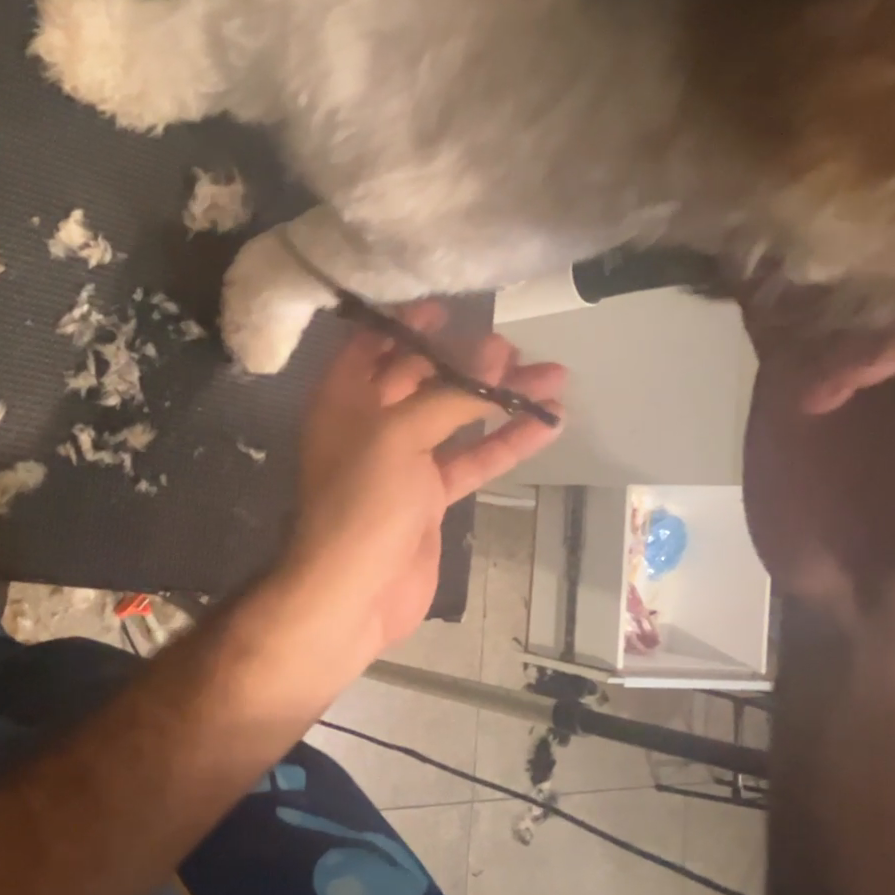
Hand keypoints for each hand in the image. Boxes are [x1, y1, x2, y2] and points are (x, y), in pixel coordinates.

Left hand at [276, 302, 565, 655]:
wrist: (353, 589)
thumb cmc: (362, 501)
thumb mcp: (398, 434)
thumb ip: (448, 394)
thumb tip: (496, 353)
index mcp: (341, 400)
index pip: (370, 346)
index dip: (405, 324)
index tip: (450, 305)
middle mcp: (367, 423)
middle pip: (419, 378)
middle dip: (465, 360)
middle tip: (514, 344)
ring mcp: (399, 461)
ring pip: (453, 418)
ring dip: (498, 398)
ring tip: (553, 374)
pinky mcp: (427, 496)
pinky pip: (469, 460)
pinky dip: (505, 443)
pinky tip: (551, 422)